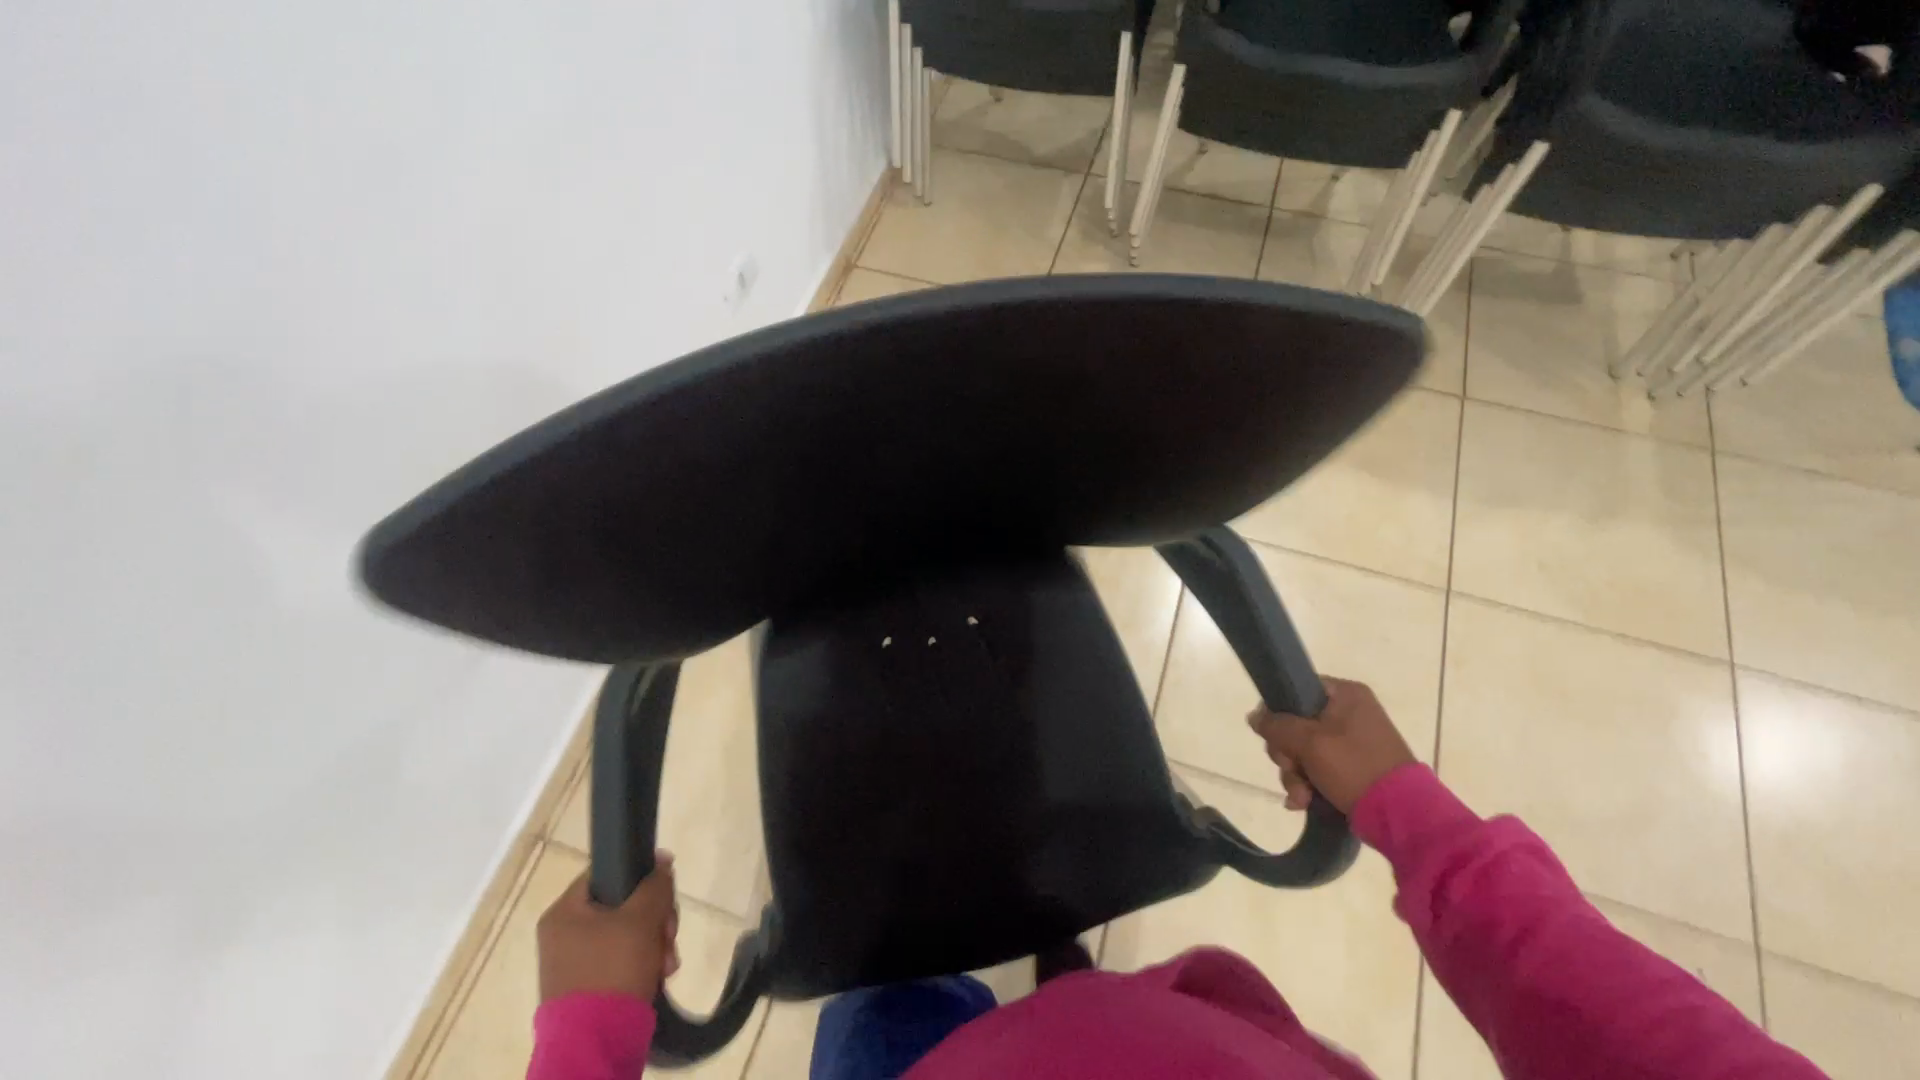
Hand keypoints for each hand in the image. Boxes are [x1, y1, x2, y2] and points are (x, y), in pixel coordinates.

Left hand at [537, 851, 679, 1003]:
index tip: (667, 886)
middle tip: (669, 931)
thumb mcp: (641, 918)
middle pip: (622, 906)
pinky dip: (644, 963)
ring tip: (668, 962)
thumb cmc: (613, 968)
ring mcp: (574, 963)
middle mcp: (563, 935)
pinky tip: (660, 974)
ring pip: (627, 934)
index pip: (606, 873)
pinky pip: (622, 961)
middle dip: (655, 918)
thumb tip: (662, 861)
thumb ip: (655, 885)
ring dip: (655, 942)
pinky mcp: (588, 987)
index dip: (640, 873)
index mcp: (563, 912)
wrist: (596, 1042)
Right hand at [1246, 677, 1414, 815]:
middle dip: (1287, 755)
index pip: (1295, 691)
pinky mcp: (1352, 766)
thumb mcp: (1310, 743)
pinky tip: (1304, 803)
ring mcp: (1351, 740)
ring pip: (1303, 751)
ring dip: (1295, 776)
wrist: (1401, 815)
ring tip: (1301, 798)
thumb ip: (1277, 726)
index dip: (1277, 715)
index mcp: (1345, 694)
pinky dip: (1308, 784)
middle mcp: (1349, 712)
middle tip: (1291, 770)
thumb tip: (1254, 716)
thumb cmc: (1355, 768)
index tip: (1275, 738)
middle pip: (1295, 725)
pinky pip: (1317, 768)